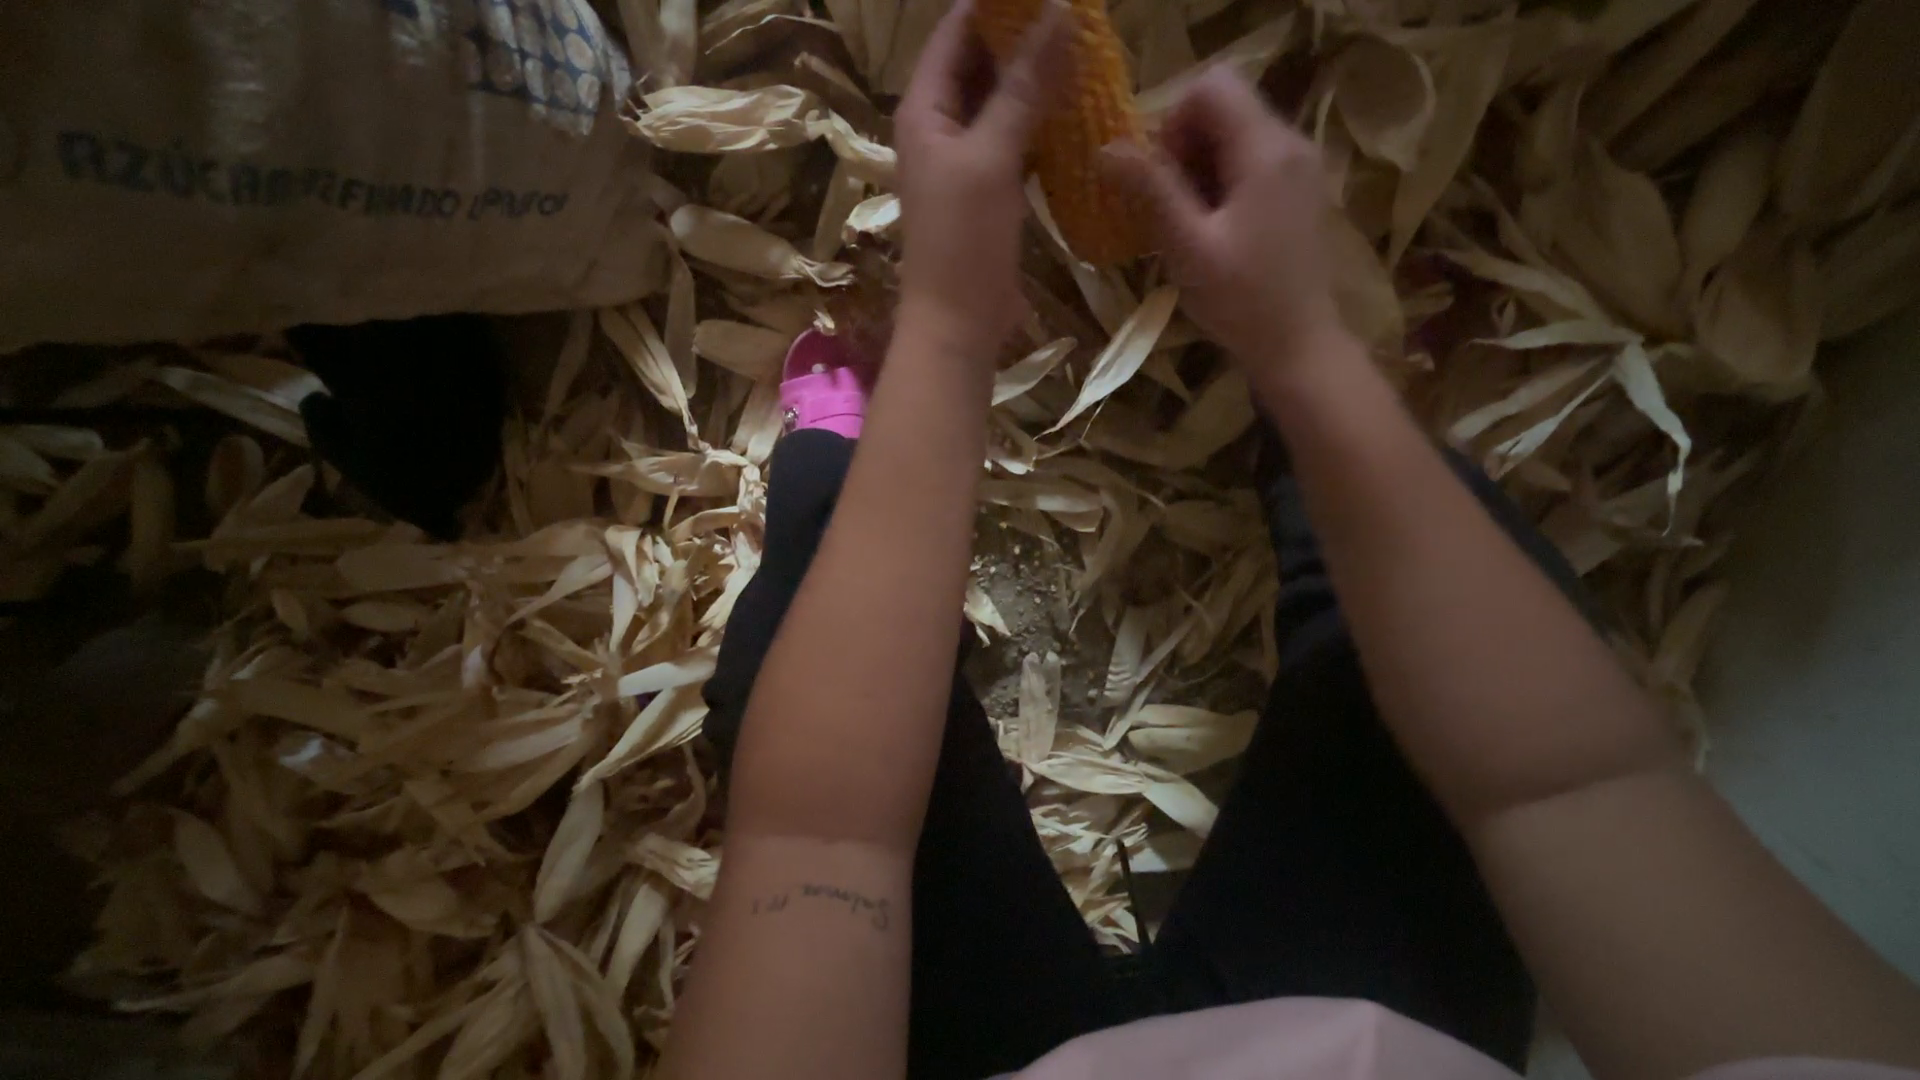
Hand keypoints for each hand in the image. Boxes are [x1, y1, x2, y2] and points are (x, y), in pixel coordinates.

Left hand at [894, 0, 1070, 353]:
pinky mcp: (990, 190)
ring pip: (1002, 103)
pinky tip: (1079, 111)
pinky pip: (1017, 141)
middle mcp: (940, 127)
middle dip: (1024, 38)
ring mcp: (966, 160)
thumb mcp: (991, 157)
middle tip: (1078, 19)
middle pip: (981, 63)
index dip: (996, 5)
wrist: (957, 323)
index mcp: (924, 109)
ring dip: (1038, 80)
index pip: (957, 32)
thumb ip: (1022, 87)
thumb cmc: (963, 241)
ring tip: (1087, 52)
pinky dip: (1043, 124)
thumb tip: (1059, 13)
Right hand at [1104, 68, 1351, 374]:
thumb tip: (1106, 148)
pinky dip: (1221, 182)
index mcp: (1265, 150)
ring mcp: (1299, 167)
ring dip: (1199, 168)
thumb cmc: (1241, 301)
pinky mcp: (1298, 192)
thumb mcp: (1187, 247)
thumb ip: (1151, 190)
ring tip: (1186, 223)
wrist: (1298, 346)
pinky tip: (1211, 229)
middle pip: (1224, 106)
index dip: (1173, 121)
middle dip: (1183, 146)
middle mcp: (1290, 143)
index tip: (1160, 176)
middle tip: (1168, 206)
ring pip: (1236, 134)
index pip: (1212, 86)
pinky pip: (1251, 162)